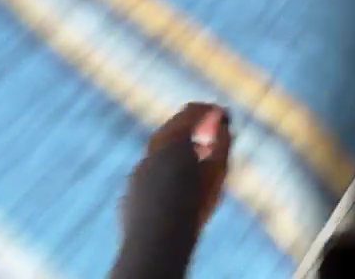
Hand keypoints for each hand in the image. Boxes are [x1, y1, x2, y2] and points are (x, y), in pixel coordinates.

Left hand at [143, 103, 230, 226]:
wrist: (155, 245)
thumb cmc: (193, 205)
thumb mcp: (218, 170)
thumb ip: (223, 141)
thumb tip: (222, 124)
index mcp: (173, 138)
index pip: (192, 111)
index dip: (209, 110)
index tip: (223, 114)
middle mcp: (152, 149)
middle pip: (173, 128)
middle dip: (193, 128)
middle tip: (210, 132)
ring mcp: (139, 170)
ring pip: (161, 152)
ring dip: (180, 150)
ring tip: (198, 157)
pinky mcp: (131, 191)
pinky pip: (152, 172)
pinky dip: (166, 170)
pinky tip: (180, 185)